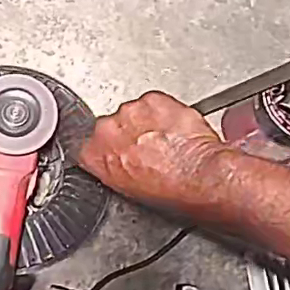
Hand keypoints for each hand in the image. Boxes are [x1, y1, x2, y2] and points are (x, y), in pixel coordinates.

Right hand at [77, 91, 231, 212]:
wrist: (198, 175)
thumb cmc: (169, 189)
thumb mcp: (128, 190)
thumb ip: (114, 169)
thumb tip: (122, 164)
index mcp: (93, 155)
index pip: (91, 146)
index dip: (110, 150)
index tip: (122, 154)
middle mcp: (106, 130)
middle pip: (112, 126)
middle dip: (128, 134)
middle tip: (149, 149)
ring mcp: (129, 112)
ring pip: (135, 112)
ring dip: (148, 122)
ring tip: (166, 141)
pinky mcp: (153, 99)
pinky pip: (155, 103)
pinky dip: (165, 112)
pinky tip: (175, 130)